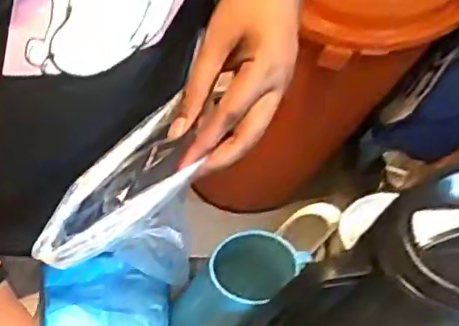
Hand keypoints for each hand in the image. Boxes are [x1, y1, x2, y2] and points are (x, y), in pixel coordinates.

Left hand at [171, 0, 299, 176]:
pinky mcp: (274, 88)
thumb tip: (178, 131)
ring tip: (196, 163)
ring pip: (252, 133)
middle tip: (190, 174)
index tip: (182, 167)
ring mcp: (280, 88)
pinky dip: (230, 135)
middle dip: (219, 160)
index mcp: (266, 70)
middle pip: (248, 137)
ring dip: (224, 152)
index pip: (228, 118)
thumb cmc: (247, 1)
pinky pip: (252, 120)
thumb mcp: (215, 41)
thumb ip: (196, 88)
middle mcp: (278, 86)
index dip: (203, 145)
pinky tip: (208, 141)